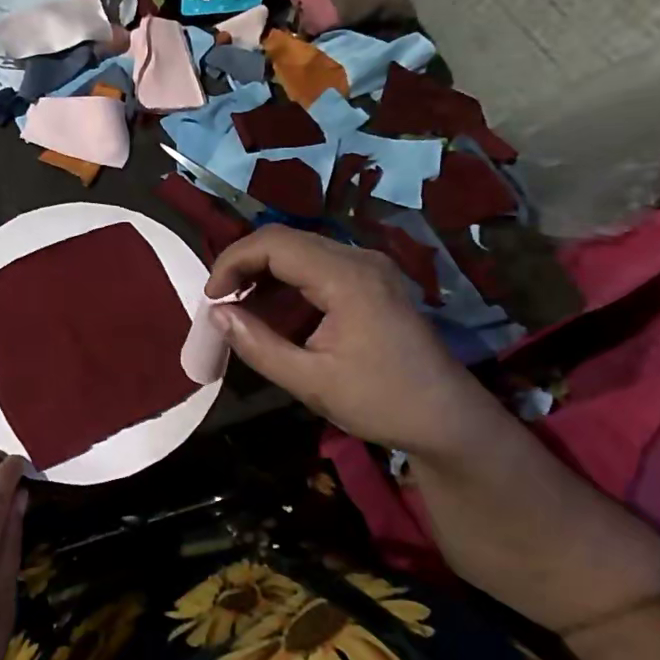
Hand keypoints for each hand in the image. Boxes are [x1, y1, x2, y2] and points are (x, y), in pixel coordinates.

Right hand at [206, 226, 500, 456]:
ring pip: (302, 251)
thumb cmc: (381, 402)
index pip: (274, 243)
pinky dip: (290, 282)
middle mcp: (359, 259)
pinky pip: (321, 266)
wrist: (449, 419)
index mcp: (346, 276)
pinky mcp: (374, 281)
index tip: (211, 298)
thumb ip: (259, 345)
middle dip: (245, 265)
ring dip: (266, 273)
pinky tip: (276, 311)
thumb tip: (217, 315)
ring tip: (241, 308)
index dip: (233, 262)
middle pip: (287, 240)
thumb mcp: (311, 382)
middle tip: (221, 303)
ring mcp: (371, 267)